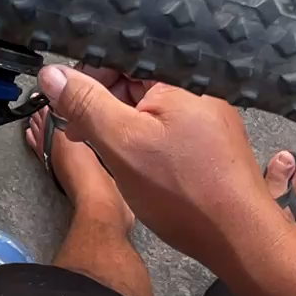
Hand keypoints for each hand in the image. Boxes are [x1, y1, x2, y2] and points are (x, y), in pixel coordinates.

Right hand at [37, 64, 294, 271]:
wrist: (243, 242)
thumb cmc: (184, 192)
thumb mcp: (122, 143)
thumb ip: (85, 103)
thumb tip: (51, 72)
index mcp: (178, 75)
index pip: (122, 54)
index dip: (88, 71)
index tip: (65, 95)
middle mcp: (196, 84)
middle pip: (134, 78)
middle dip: (100, 99)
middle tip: (75, 127)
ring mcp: (206, 111)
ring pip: (148, 103)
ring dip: (119, 119)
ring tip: (96, 143)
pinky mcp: (210, 136)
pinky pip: (166, 121)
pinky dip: (142, 133)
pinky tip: (128, 155)